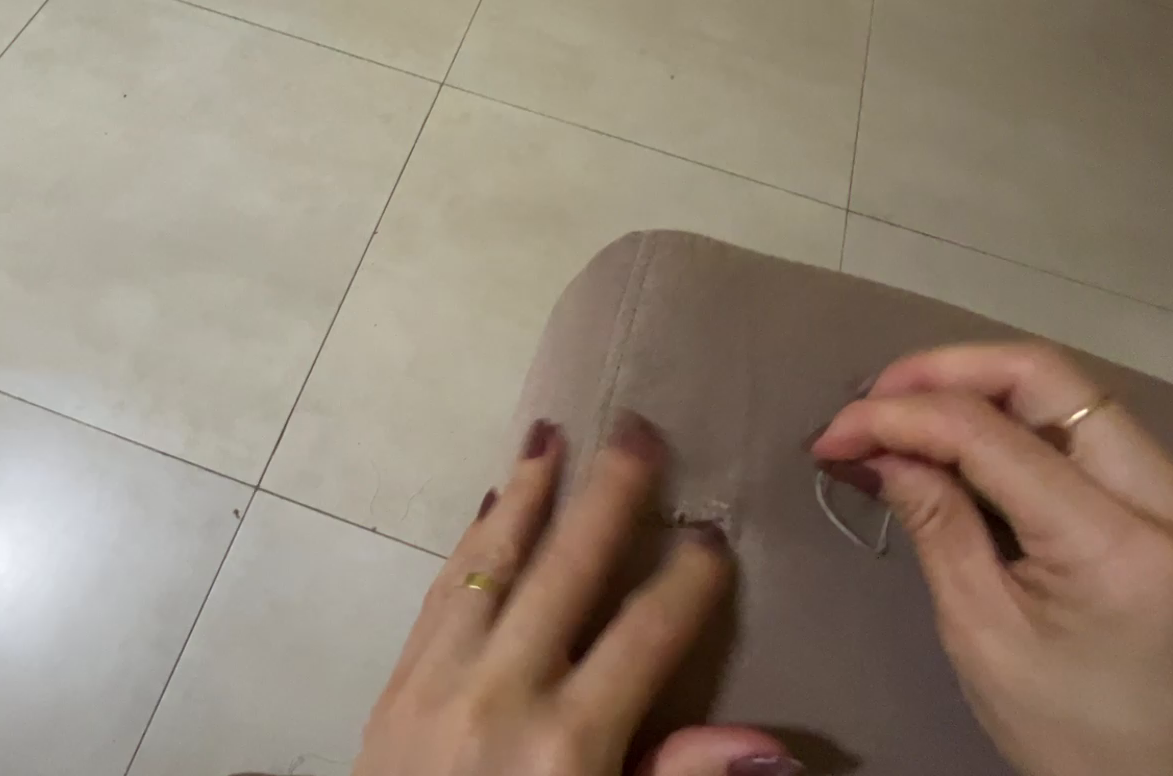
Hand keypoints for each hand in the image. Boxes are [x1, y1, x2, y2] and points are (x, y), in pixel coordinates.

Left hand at [353, 411, 800, 775]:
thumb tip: (773, 744)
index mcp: (569, 743)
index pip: (645, 636)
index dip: (687, 582)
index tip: (712, 536)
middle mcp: (505, 688)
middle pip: (567, 568)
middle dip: (608, 494)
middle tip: (636, 428)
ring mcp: (442, 674)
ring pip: (493, 557)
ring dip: (526, 490)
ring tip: (549, 432)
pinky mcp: (399, 676)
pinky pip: (442, 586)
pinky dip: (472, 536)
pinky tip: (489, 500)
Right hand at [811, 343, 1172, 775]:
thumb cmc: (1076, 741)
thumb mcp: (982, 633)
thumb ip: (934, 521)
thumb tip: (876, 450)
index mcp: (1122, 547)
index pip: (986, 432)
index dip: (894, 417)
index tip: (831, 438)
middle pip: (1045, 376)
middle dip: (940, 372)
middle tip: (871, 402)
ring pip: (1066, 393)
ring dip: (972, 390)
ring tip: (901, 419)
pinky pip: (1082, 431)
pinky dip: (1008, 421)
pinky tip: (958, 445)